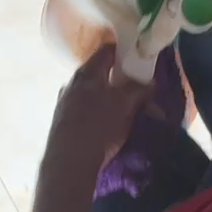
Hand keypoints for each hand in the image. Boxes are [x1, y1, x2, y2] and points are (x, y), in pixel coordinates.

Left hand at [45, 44, 149, 170]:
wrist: (69, 161)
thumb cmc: (99, 125)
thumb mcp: (125, 104)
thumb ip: (138, 89)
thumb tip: (150, 82)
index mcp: (87, 72)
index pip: (106, 50)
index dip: (123, 51)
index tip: (138, 59)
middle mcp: (72, 83)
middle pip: (98, 72)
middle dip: (117, 79)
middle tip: (135, 88)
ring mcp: (64, 102)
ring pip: (90, 92)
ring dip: (106, 97)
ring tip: (123, 110)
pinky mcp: (62, 122)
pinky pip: (84, 109)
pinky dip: (97, 112)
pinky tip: (106, 125)